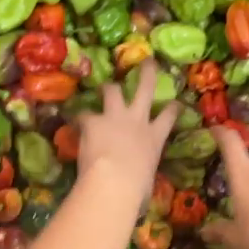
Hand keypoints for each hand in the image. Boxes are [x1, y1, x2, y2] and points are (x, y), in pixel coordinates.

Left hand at [77, 62, 179, 198]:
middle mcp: (138, 120)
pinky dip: (78, 117)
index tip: (176, 101)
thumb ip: (143, 173)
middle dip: (147, 72)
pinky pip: (83, 114)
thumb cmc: (136, 188)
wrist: (116, 180)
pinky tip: (72, 119)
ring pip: (113, 90)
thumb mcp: (147, 179)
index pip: (169, 117)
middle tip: (147, 60)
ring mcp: (115, 116)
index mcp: (155, 138)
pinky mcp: (94, 120)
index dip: (173, 108)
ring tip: (104, 85)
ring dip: (108, 87)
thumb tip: (139, 186)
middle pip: (145, 89)